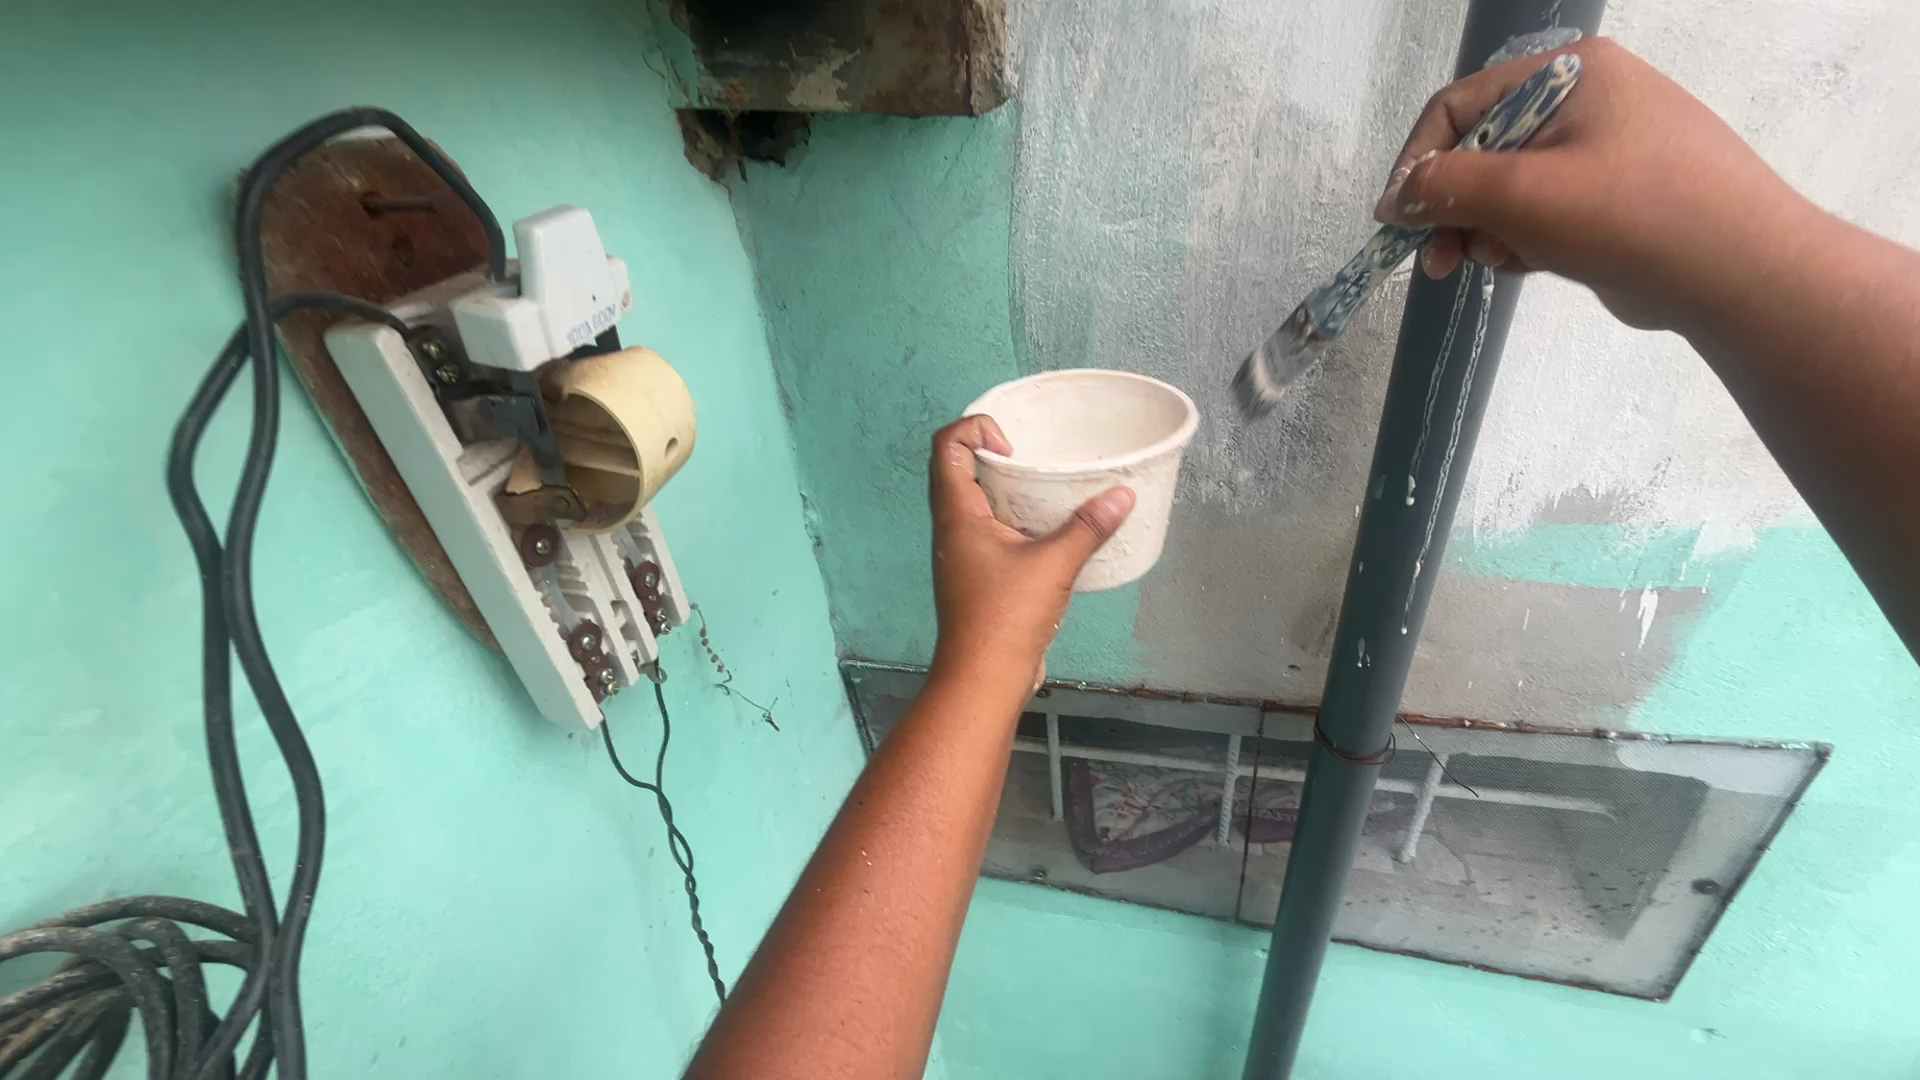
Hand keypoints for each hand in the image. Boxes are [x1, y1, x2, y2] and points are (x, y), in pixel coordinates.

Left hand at [926, 415, 1134, 687]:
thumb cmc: (1007, 616)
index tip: (1014, 447)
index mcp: (957, 514)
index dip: (975, 429)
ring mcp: (962, 554)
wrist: (983, 678)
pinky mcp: (976, 576)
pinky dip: (1013, 521)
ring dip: (1004, 490)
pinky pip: (989, 533)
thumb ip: (1088, 528)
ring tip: (1047, 489)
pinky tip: (1048, 532)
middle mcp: (951, 529)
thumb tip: (1123, 495)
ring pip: (974, 504)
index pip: (947, 446)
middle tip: (1036, 459)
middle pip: (957, 471)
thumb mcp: (1054, 565)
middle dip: (993, 455)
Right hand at [1373, 38, 1811, 330]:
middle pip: (1473, 153)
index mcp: (1567, 75)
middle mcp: (1579, 100)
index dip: (1415, 164)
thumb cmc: (1625, 214)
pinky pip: (1527, 212)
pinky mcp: (1600, 194)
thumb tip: (1390, 200)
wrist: (1731, 270)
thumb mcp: (1519, 193)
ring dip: (1480, 232)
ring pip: (1496, 190)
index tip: (1397, 222)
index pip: (1454, 108)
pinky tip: (1532, 262)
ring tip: (1497, 261)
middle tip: (1439, 262)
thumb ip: (1441, 187)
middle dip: (1449, 210)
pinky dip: (1514, 241)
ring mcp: (1593, 148)